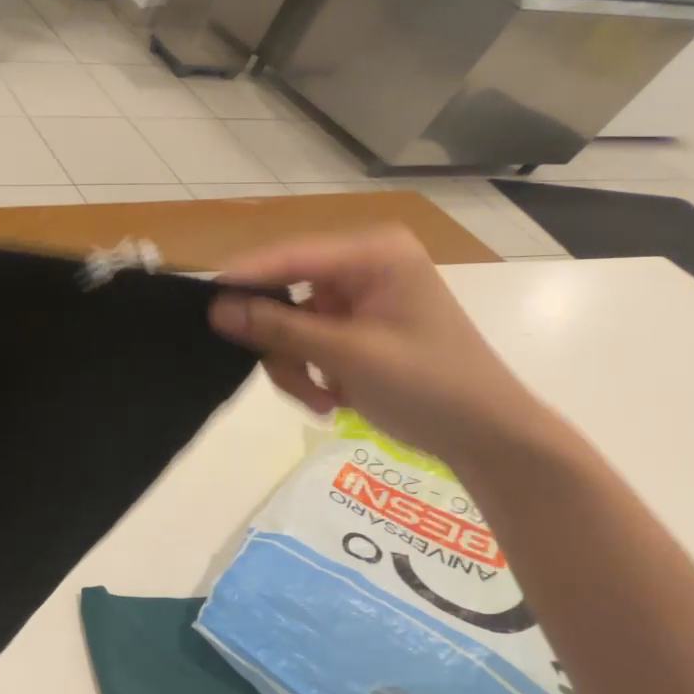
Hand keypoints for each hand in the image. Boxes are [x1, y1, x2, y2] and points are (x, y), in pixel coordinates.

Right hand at [208, 226, 550, 466]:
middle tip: (279, 372)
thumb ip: (278, 327)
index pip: (289, 256)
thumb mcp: (348, 355)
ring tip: (313, 398)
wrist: (491, 440)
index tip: (201, 302)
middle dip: (277, 338)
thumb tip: (214, 307)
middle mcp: (361, 266)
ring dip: (290, 362)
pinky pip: (300, 339)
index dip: (244, 279)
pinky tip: (325, 398)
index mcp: (373, 254)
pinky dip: (304, 369)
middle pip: (282, 290)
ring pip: (285, 321)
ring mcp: (355, 297)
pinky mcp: (351, 327)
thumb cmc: (432, 386)